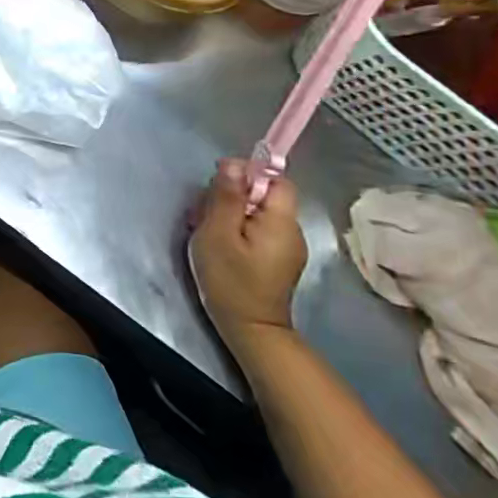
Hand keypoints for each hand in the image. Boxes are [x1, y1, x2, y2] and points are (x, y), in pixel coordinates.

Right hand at [189, 159, 307, 347]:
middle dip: (234, 195)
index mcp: (281, 221)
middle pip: (265, 194)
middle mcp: (291, 231)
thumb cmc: (231, 280)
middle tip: (205, 211)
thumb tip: (234, 164)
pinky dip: (238, 229)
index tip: (220, 184)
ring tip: (207, 229)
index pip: (276, 179)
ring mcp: (287, 247)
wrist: (251, 332)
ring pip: (259, 212)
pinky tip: (220, 243)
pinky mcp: (278, 260)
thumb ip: (227, 197)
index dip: (249, 174)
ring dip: (232, 212)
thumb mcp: (218, 233)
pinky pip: (259, 230)